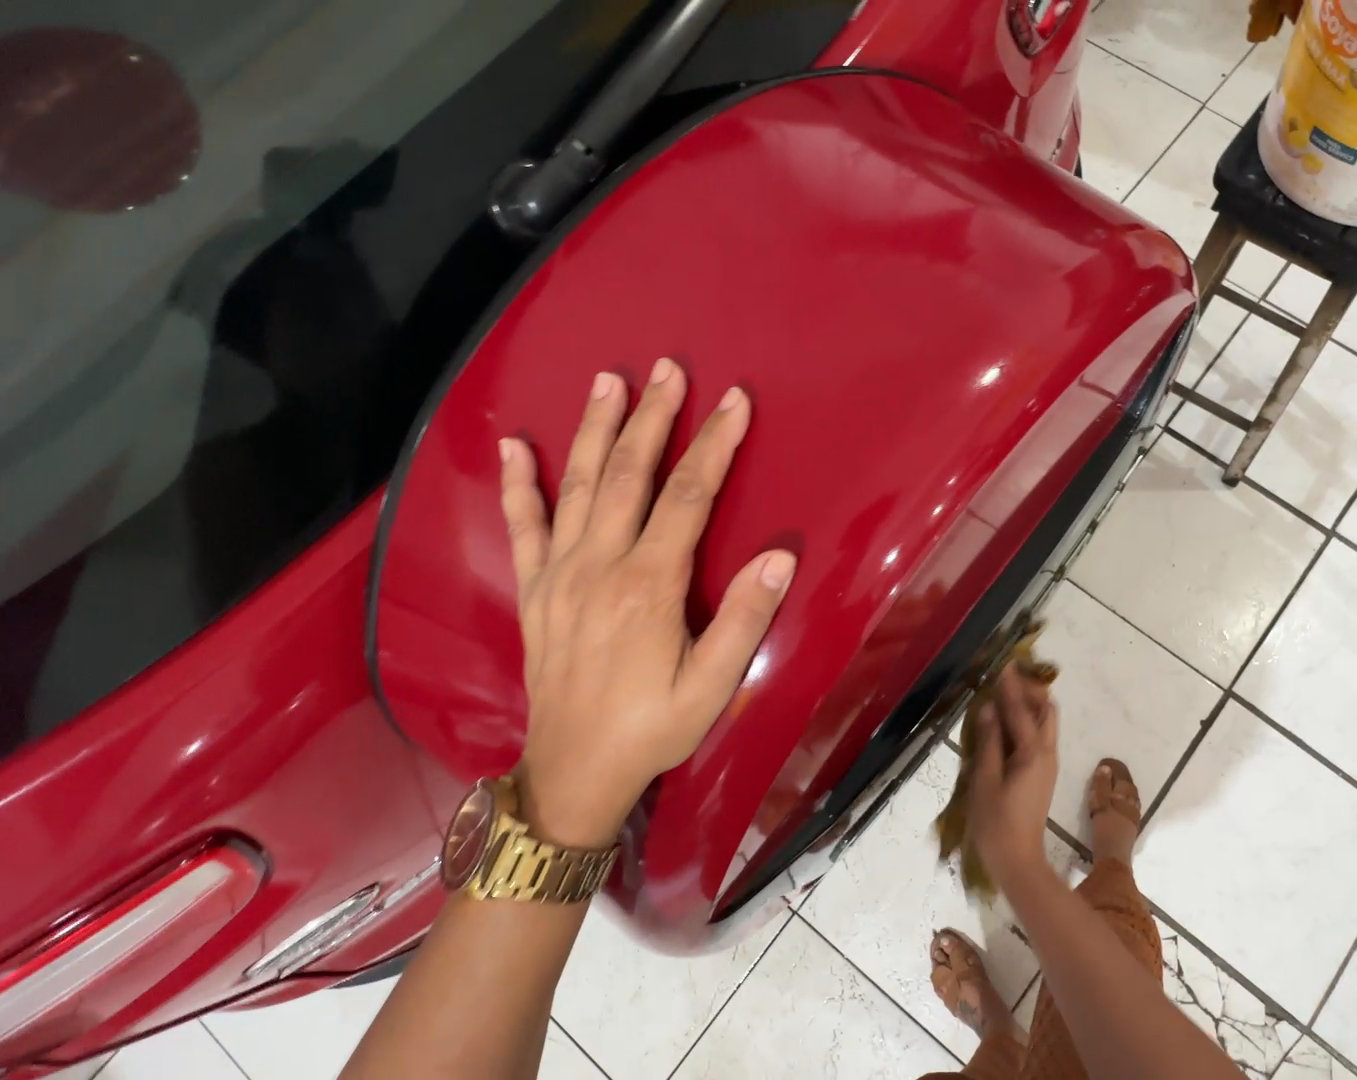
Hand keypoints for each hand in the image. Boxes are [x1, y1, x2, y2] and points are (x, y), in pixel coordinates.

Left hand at [498, 361, 795, 847]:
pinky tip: (514, 445)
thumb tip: (779, 558)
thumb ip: (744, 620)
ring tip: (608, 380)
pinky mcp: (535, 590)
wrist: (574, 773)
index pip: (686, 498)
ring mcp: (559, 575)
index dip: (713, 446)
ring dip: (595, 429)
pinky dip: (519, 484)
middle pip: (629, 475)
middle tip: (668, 368)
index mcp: (648, 587)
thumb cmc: (652, 728)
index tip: (733, 401)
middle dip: (653, 418)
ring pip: (579, 486)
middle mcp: (599, 567)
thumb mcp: (712, 687)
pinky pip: (523, 526)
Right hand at [965, 668, 1059, 881]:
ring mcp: (1048, 764)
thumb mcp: (985, 781)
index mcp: (1033, 754)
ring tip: (1009, 692)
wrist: (1018, 861)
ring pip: (1046, 724)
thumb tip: (989, 708)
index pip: (1023, 711)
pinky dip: (1029, 721)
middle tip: (1009, 676)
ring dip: (1032, 705)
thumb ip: (988, 742)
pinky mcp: (1043, 774)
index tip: (1005, 665)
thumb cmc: (996, 823)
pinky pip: (1041, 737)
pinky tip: (1009, 722)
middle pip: (1046, 712)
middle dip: (1031, 691)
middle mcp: (1047, 754)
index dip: (1013, 687)